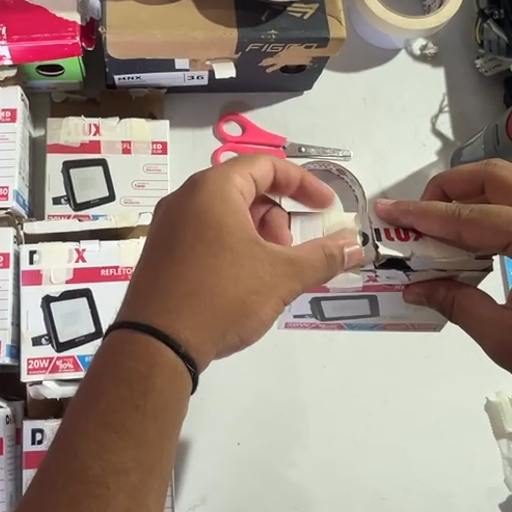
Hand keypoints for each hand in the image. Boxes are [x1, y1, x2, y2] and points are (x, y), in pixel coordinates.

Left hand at [120, 156, 362, 367]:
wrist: (156, 345)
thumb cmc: (221, 297)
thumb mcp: (281, 276)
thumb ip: (323, 257)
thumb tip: (355, 245)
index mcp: (212, 189)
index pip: (266, 166)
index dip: (303, 183)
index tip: (326, 208)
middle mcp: (185, 199)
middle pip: (246, 191)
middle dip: (278, 220)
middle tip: (290, 255)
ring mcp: (168, 227)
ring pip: (226, 217)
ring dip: (257, 238)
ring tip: (268, 276)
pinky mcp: (161, 254)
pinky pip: (206, 237)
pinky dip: (233, 250)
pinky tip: (242, 286)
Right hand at [375, 160, 511, 415]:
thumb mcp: (505, 338)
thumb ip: (456, 302)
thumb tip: (412, 287)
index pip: (470, 218)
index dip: (423, 216)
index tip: (387, 211)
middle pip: (493, 177)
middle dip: (447, 189)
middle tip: (415, 217)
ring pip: (511, 184)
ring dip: (471, 196)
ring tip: (439, 226)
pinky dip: (494, 209)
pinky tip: (475, 239)